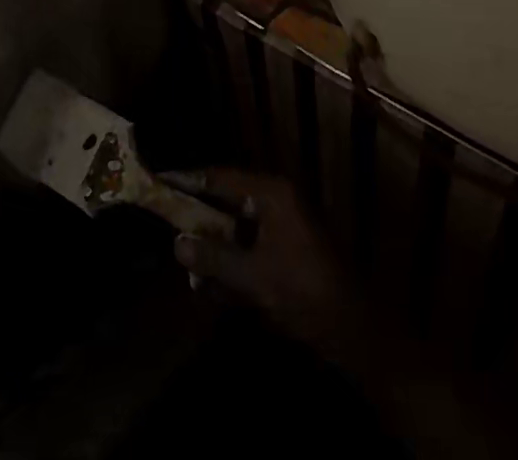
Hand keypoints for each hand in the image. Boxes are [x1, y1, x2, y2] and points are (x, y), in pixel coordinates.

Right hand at [164, 168, 352, 345]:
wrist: (362, 339)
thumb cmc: (309, 295)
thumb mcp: (254, 276)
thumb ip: (212, 257)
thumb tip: (176, 245)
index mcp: (272, 196)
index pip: (217, 177)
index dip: (184, 181)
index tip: (155, 182)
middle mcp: (276, 204)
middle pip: (222, 202)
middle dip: (196, 223)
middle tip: (167, 230)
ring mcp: (283, 230)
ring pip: (233, 230)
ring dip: (211, 250)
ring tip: (191, 273)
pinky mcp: (286, 255)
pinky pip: (247, 251)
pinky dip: (230, 266)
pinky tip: (213, 291)